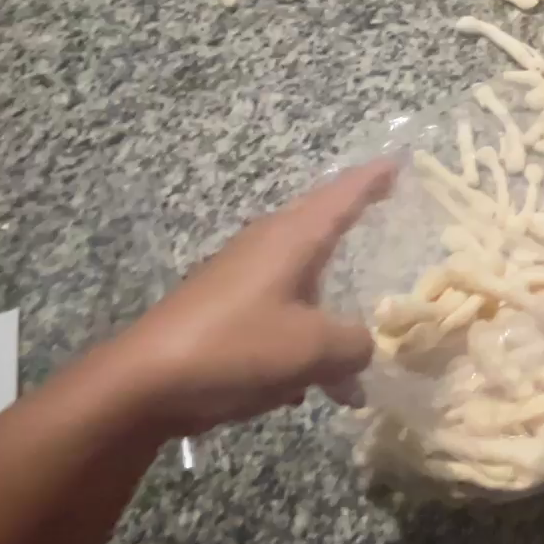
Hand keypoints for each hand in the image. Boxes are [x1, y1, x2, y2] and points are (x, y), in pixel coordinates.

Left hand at [102, 160, 396, 436]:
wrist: (144, 383)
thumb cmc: (236, 347)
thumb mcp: (312, 349)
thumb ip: (353, 345)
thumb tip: (364, 348)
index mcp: (293, 239)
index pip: (343, 195)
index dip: (374, 178)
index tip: (399, 160)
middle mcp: (269, 246)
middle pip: (321, 222)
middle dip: (353, 216)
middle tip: (386, 205)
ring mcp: (244, 277)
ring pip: (304, 273)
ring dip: (333, 295)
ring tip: (361, 318)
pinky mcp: (228, 310)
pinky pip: (283, 310)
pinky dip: (305, 334)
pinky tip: (313, 383)